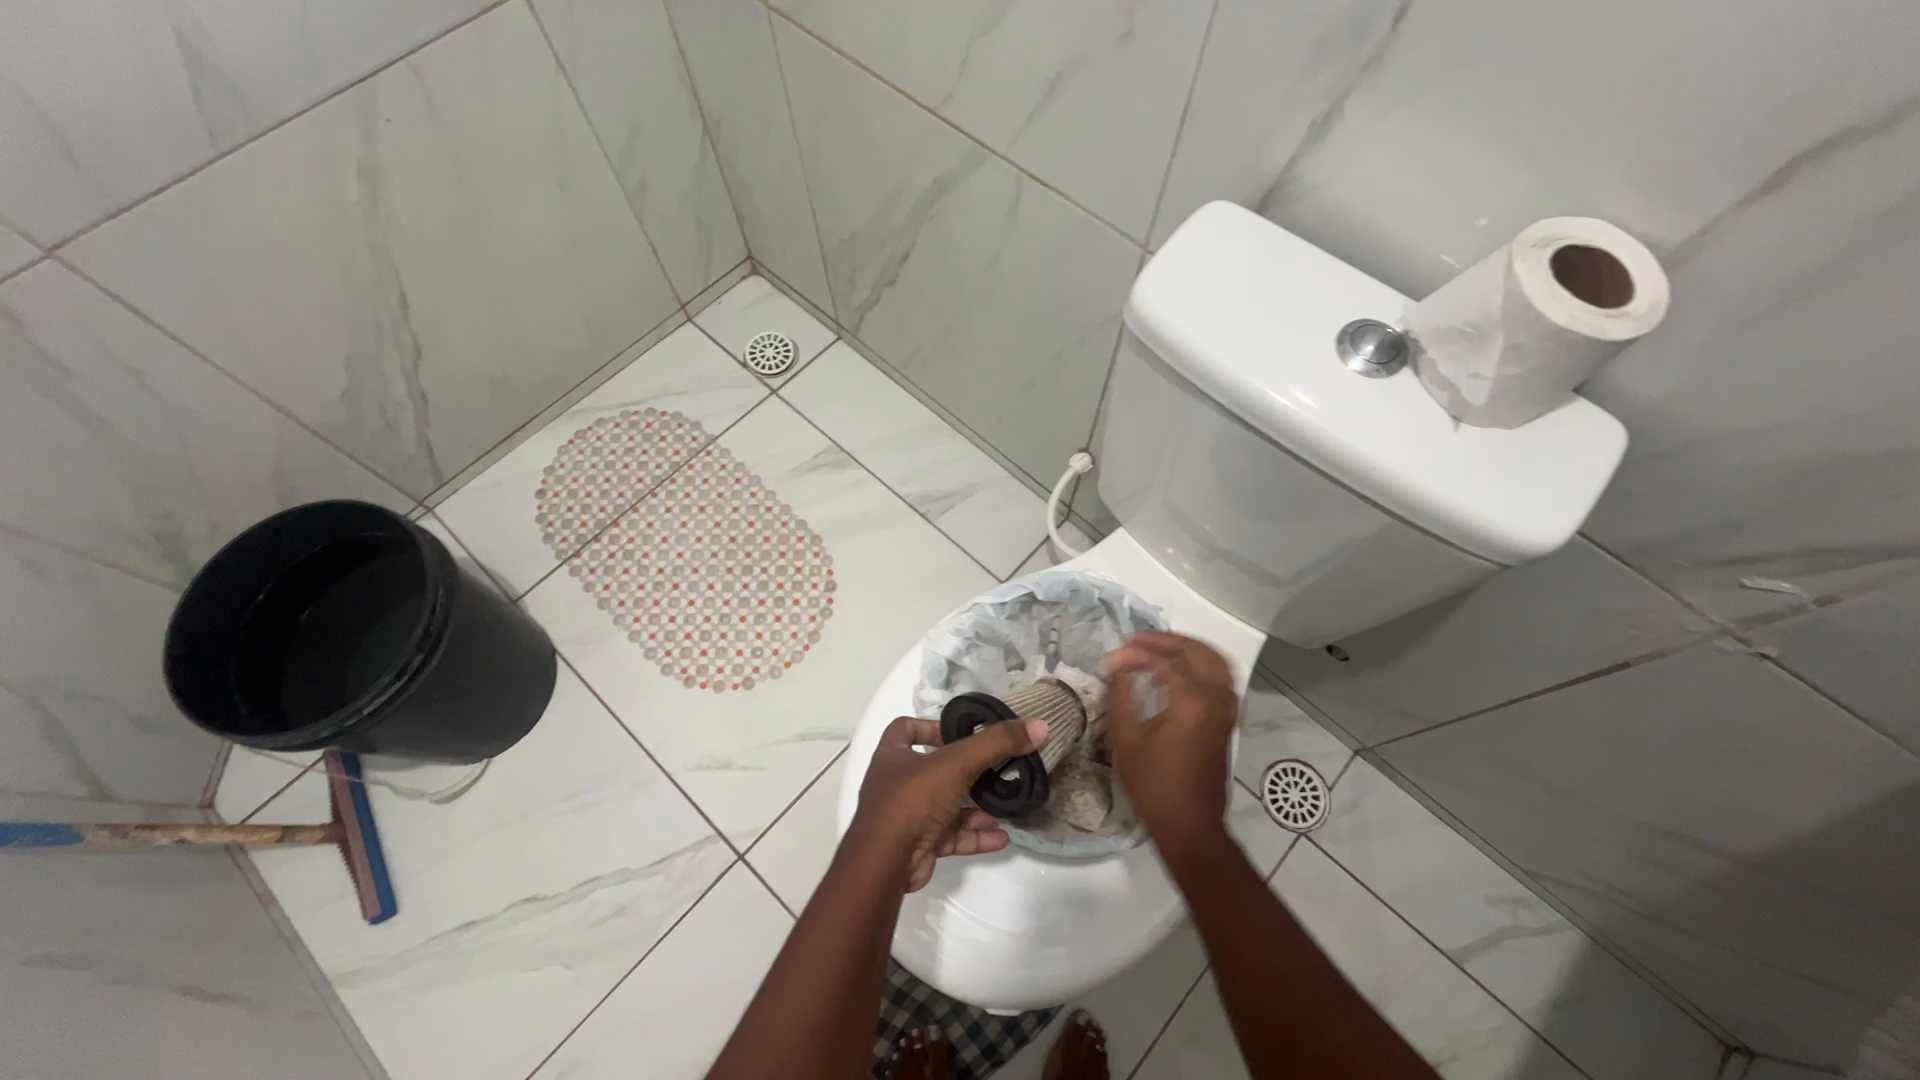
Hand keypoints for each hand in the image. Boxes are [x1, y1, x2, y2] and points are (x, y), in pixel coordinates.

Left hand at [853, 715, 1048, 891]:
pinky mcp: (919, 844)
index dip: (930, 726)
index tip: (960, 731)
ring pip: (946, 805)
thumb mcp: (957, 762)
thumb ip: (997, 743)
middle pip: (933, 769)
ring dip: (974, 807)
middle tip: (995, 768)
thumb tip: (1039, 725)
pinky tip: (1001, 837)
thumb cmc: (913, 799)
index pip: (906, 729)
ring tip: (1006, 804)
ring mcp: (907, 816)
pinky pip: (952, 836)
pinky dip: (975, 835)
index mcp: (893, 755)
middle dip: (965, 771)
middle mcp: (897, 783)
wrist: (886, 862)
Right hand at [1104, 632, 1239, 851]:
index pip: (1163, 661)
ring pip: (1215, 660)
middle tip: (1134, 640)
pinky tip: (1180, 670)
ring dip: (1187, 648)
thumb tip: (1117, 665)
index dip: (1135, 654)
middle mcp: (1216, 698)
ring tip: (1158, 647)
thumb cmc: (1154, 786)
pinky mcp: (1228, 719)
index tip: (1111, 658)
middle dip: (1164, 641)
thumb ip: (1121, 695)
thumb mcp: (1127, 739)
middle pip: (1195, 652)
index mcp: (1192, 701)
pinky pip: (1221, 677)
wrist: (1190, 824)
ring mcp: (1226, 709)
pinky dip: (1202, 664)